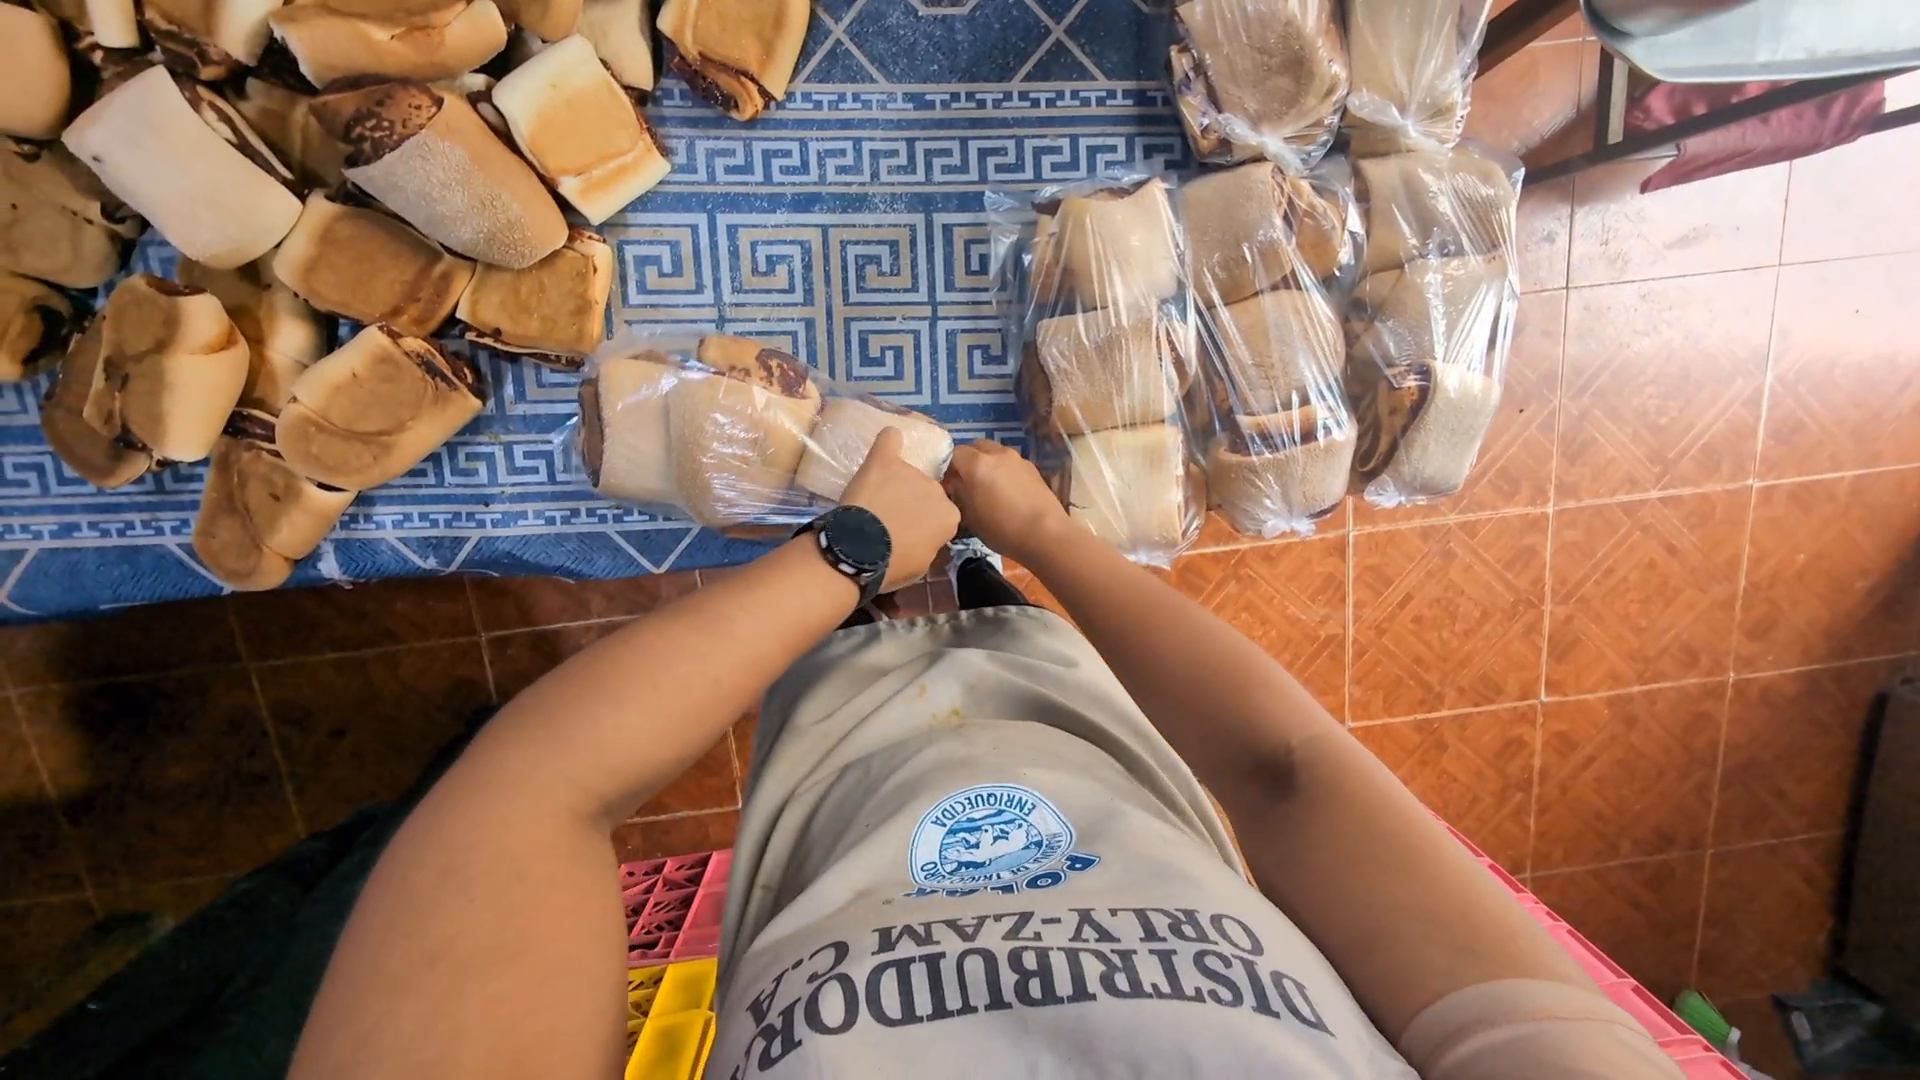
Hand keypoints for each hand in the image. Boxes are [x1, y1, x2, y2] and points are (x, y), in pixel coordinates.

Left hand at [840, 427, 960, 590]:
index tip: (910, 531)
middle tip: (890, 517)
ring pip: (905, 473)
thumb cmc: (892, 566)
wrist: (858, 552)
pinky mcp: (884, 461)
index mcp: (950, 517)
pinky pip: (890, 439)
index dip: (925, 523)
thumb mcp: (922, 564)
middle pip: (926, 492)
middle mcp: (936, 490)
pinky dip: (889, 441)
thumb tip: (926, 535)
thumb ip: (930, 543)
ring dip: (894, 483)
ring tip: (873, 501)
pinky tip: (888, 441)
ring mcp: (911, 472)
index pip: (942, 514)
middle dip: (912, 502)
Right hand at [940, 439, 1070, 564]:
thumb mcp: (970, 516)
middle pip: (977, 446)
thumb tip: (956, 483)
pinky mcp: (1033, 468)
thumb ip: (959, 493)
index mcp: (977, 464)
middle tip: (969, 482)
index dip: (950, 468)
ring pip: (996, 452)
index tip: (951, 484)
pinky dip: (1005, 470)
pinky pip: (1012, 462)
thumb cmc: (1001, 529)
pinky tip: (1009, 491)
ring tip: (991, 486)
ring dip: (989, 463)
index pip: (955, 453)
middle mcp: (997, 454)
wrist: (1045, 533)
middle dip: (970, 460)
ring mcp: (1018, 459)